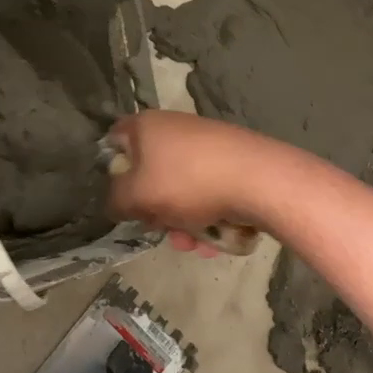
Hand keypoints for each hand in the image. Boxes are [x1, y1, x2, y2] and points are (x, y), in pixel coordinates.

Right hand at [105, 111, 287, 256]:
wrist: (259, 179)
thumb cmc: (188, 181)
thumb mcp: (137, 195)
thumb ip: (115, 200)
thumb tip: (115, 201)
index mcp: (146, 126)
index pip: (115, 142)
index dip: (113, 171)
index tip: (121, 198)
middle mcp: (174, 129)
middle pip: (150, 173)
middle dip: (155, 211)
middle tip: (162, 231)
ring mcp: (205, 145)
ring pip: (181, 189)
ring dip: (182, 222)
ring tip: (196, 245)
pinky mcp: (229, 162)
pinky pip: (207, 192)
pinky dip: (207, 216)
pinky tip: (215, 241)